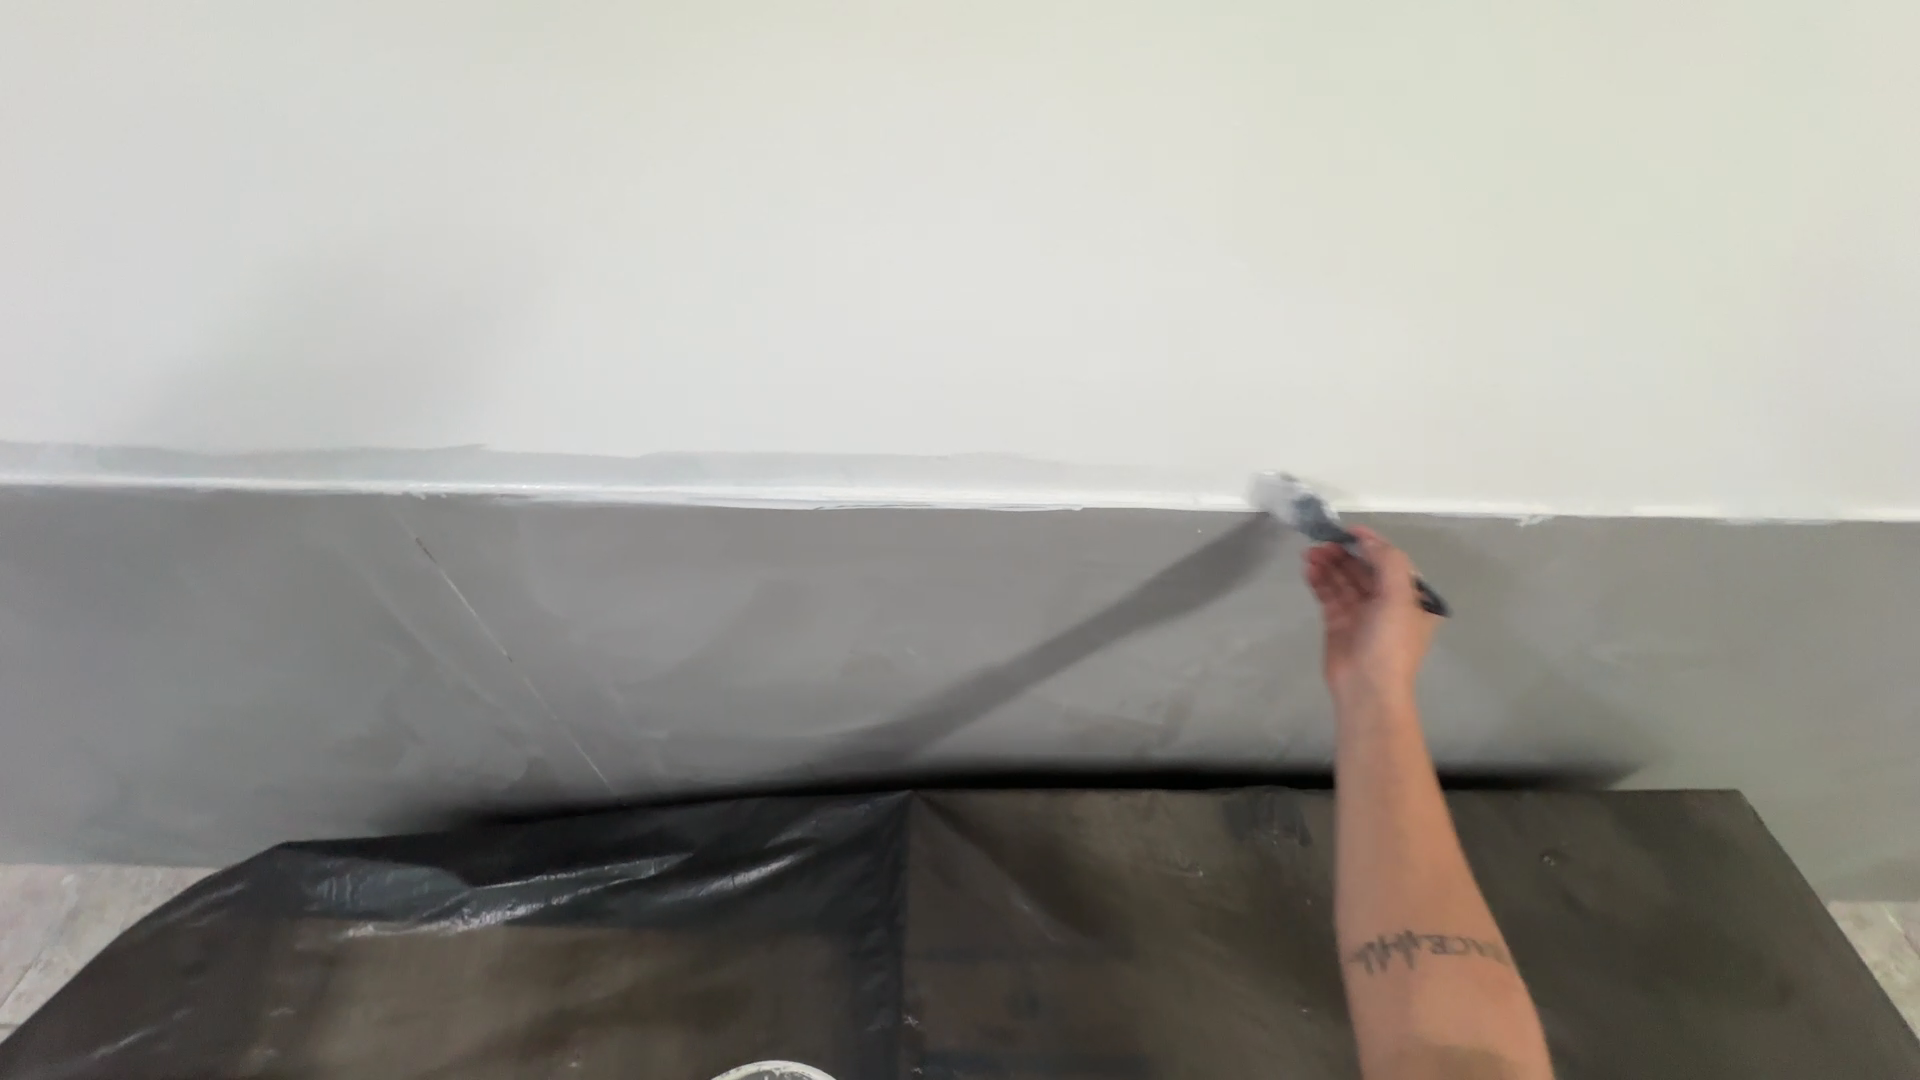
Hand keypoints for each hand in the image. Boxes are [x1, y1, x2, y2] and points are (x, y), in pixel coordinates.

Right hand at [1302, 526, 1436, 699]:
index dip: (1372, 543)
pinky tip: (1308, 569)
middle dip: (1345, 553)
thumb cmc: (1390, 643)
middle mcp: (1387, 603)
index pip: (1391, 562)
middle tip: (1322, 541)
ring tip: (1310, 553)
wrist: (1367, 687)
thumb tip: (1367, 539)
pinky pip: (1328, 594)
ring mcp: (1361, 613)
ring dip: (1328, 564)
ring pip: (1343, 580)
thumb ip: (1387, 563)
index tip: (1348, 530)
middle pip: (1364, 569)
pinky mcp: (1338, 622)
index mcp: (1411, 598)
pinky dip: (1319, 581)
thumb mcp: (1399, 598)